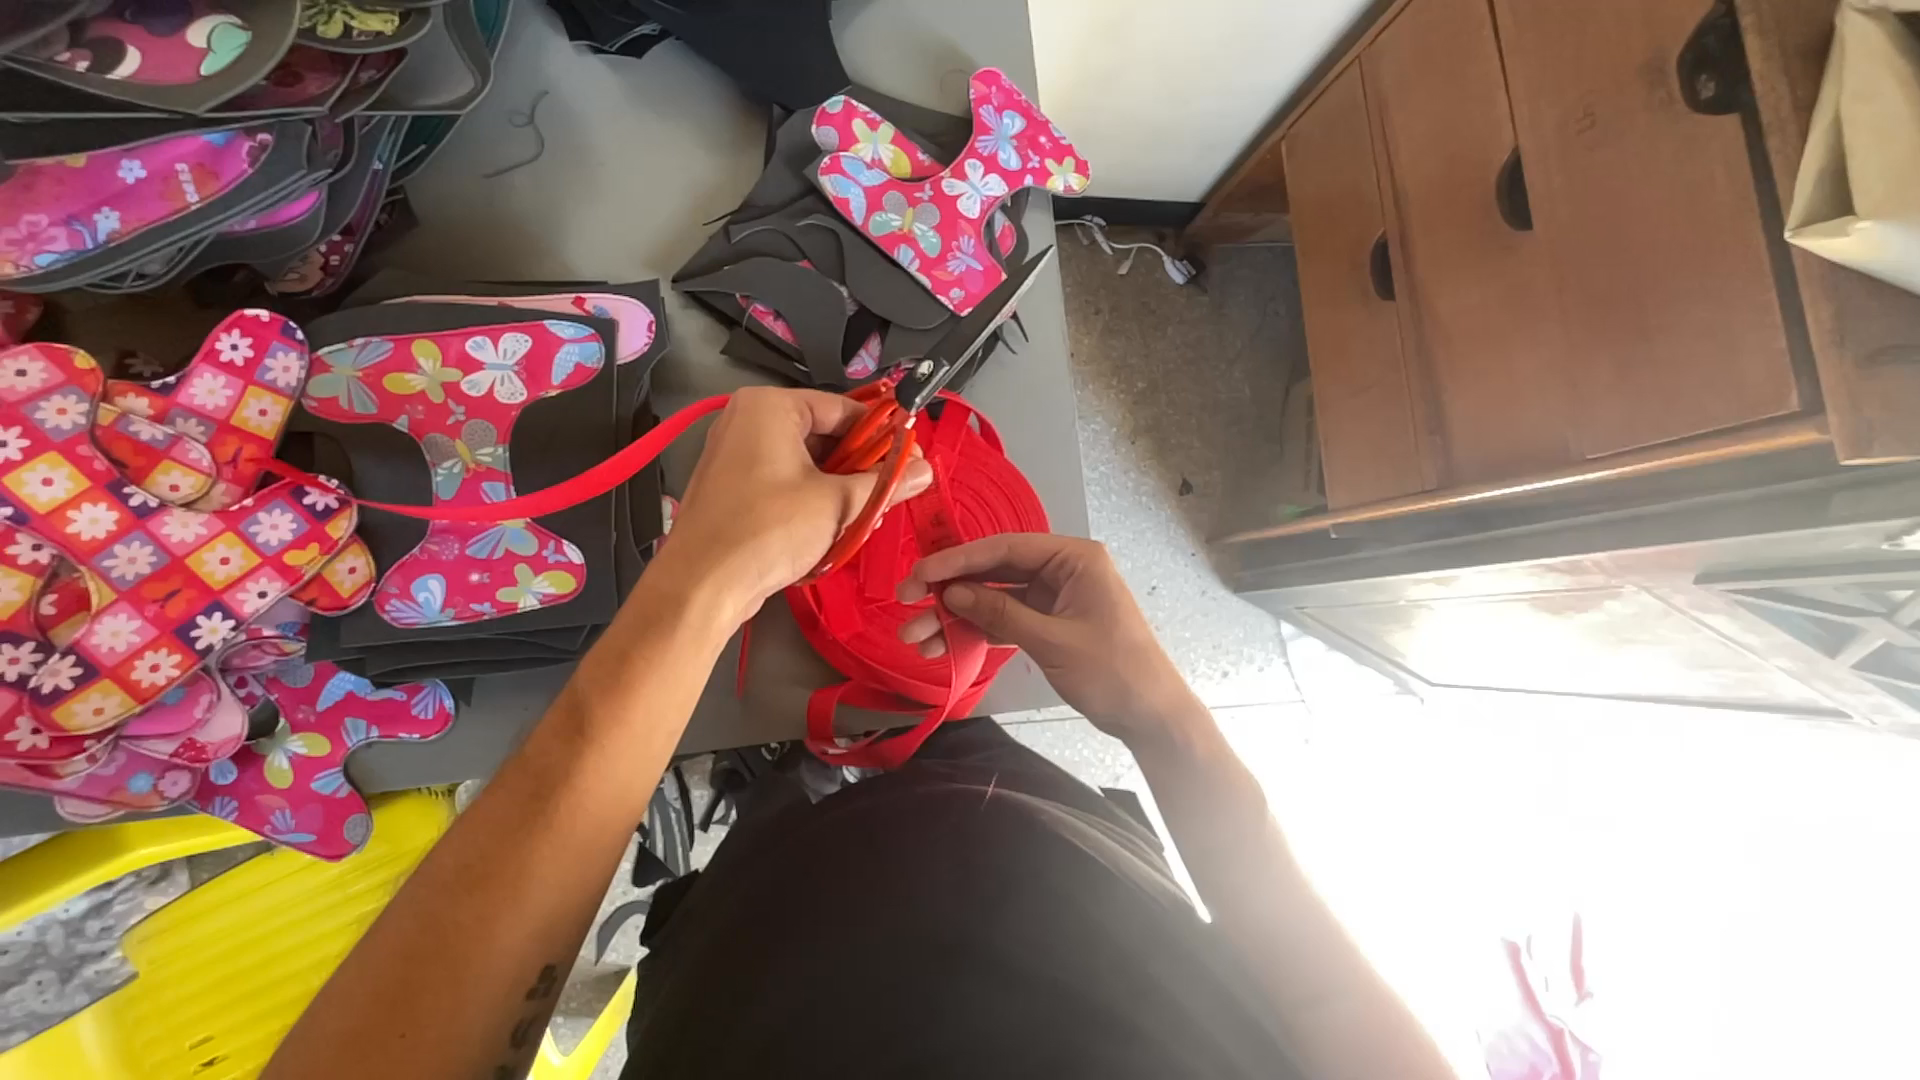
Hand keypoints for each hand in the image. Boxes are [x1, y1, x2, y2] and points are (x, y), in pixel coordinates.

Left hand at [653, 387, 931, 622]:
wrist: (702, 585)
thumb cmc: (769, 530)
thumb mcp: (837, 504)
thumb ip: (884, 483)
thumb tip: (926, 470)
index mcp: (769, 406)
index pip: (843, 407)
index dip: (881, 434)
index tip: (910, 459)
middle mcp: (747, 419)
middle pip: (823, 433)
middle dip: (858, 464)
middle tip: (888, 491)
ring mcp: (734, 452)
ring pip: (805, 460)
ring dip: (837, 486)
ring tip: (861, 514)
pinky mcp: (731, 486)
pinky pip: (783, 480)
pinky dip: (810, 498)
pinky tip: (830, 526)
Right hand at [895, 534, 1204, 742]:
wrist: (1150, 715)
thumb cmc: (1113, 672)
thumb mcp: (1053, 642)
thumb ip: (1001, 614)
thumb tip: (951, 593)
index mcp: (1073, 558)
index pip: (1004, 548)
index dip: (956, 560)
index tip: (918, 574)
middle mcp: (1062, 569)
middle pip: (994, 571)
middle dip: (948, 590)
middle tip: (906, 604)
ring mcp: (1054, 596)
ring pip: (993, 597)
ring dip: (955, 616)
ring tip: (914, 638)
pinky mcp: (1048, 622)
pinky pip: (1004, 619)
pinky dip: (975, 631)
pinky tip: (942, 645)